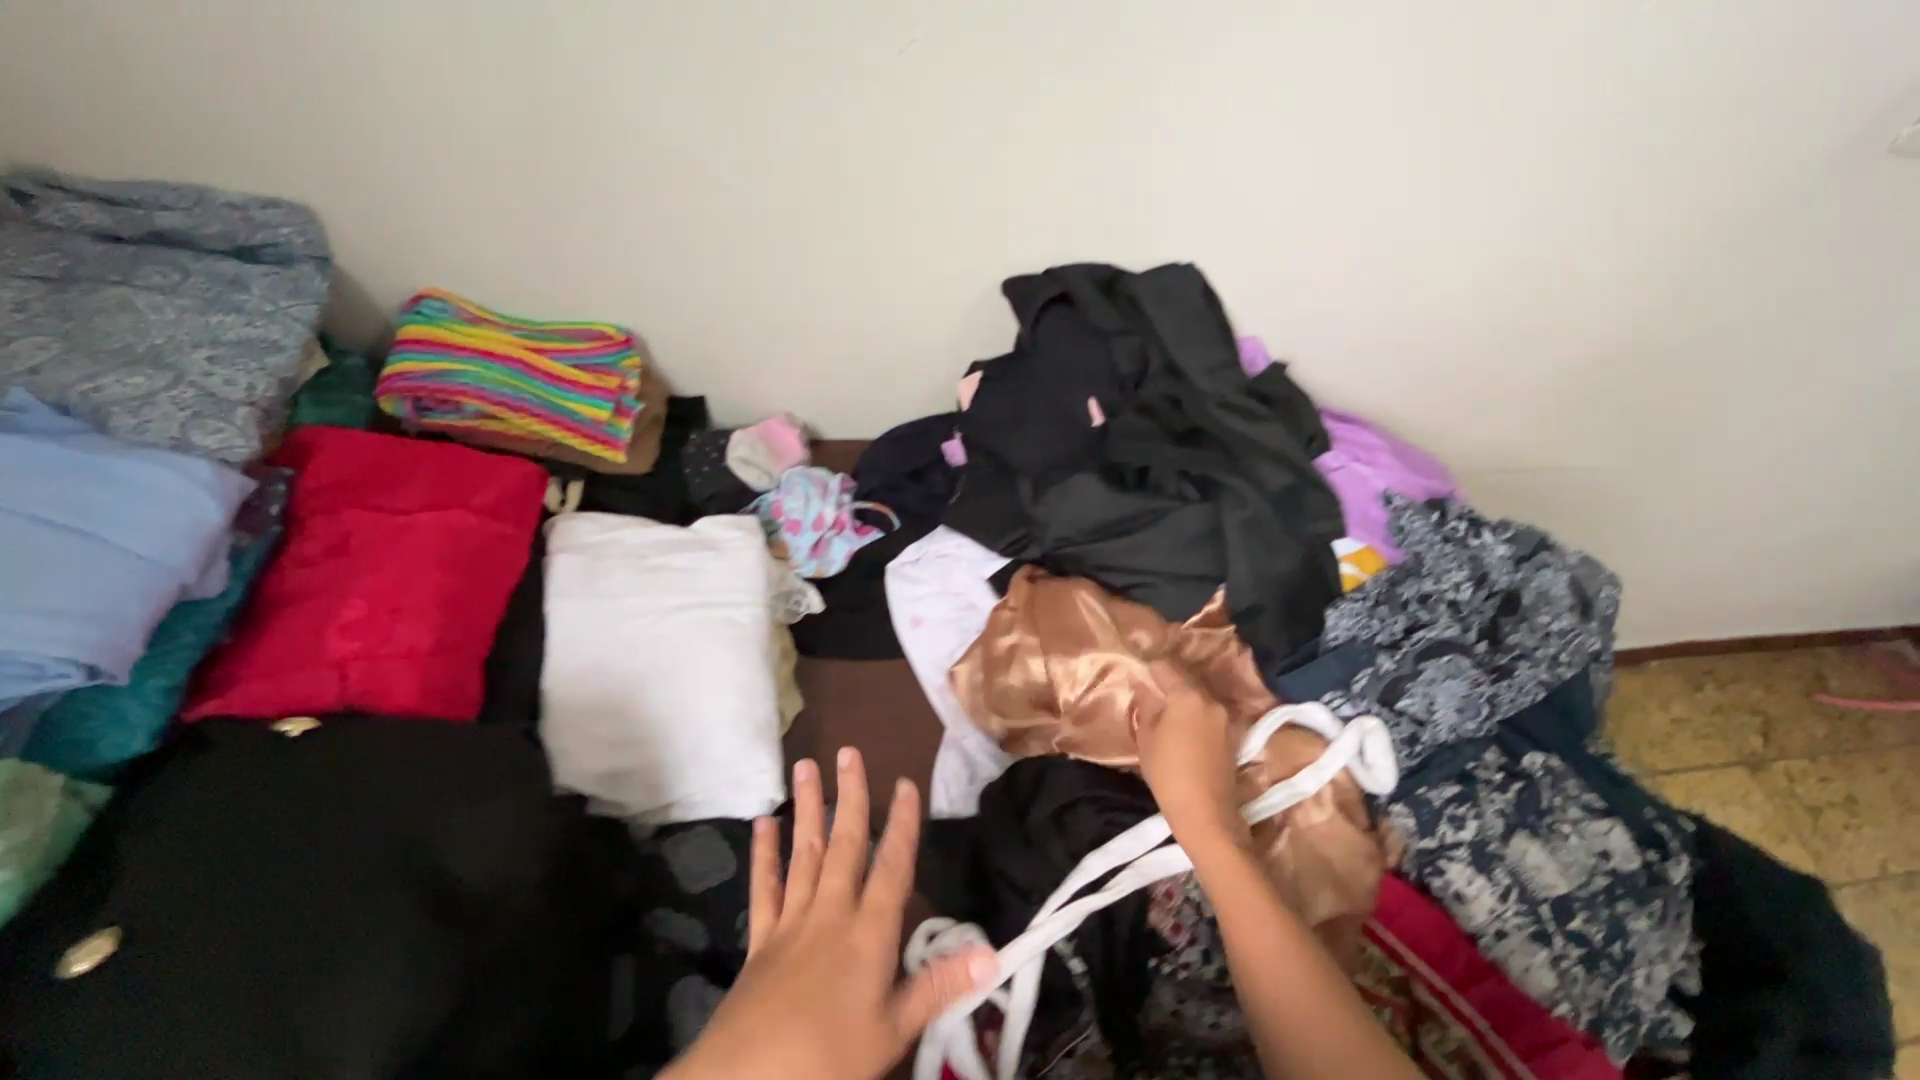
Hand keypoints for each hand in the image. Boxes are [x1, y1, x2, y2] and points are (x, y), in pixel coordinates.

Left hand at [662, 749, 996, 1079]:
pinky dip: (764, 854)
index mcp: (869, 931)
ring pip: (804, 852)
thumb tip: (993, 952)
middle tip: (849, 751)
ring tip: (806, 765)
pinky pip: (764, 887)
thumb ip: (939, 986)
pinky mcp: (761, 938)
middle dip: (850, 795)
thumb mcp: (894, 1030)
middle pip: (844, 843)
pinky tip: (763, 824)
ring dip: (807, 808)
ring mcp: (792, 921)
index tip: (906, 782)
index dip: (903, 823)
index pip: (892, 865)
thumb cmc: (830, 1057)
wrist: (749, 1077)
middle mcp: (831, 912)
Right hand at [1134, 661, 1250, 853]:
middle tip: (1148, 695)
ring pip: (1198, 698)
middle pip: (1185, 680)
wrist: (1205, 813)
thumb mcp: (1147, 737)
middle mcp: (1210, 700)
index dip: (1148, 669)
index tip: (1137, 676)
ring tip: (1163, 714)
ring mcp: (1225, 718)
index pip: (1164, 667)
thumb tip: (1143, 686)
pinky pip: (1207, 715)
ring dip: (1181, 700)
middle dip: (1166, 684)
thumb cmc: (1167, 773)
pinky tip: (1180, 730)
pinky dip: (1194, 715)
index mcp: (1187, 696)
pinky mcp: (1231, 735)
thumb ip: (1146, 705)